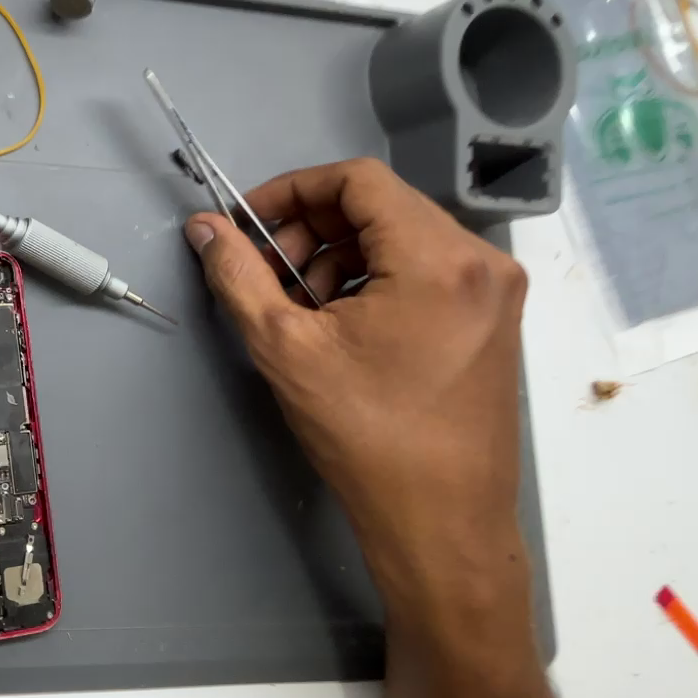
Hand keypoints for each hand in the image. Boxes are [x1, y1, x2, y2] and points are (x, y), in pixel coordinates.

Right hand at [184, 158, 529, 611]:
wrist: (440, 518)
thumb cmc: (362, 429)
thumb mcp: (282, 345)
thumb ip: (237, 274)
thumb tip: (204, 227)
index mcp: (437, 258)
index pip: (357, 179)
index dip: (289, 190)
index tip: (247, 225)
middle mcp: (480, 261)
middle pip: (377, 205)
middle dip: (308, 229)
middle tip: (268, 275)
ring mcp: (493, 291)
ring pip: (395, 237)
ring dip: (332, 256)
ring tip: (299, 308)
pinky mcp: (490, 319)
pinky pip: (418, 268)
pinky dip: (366, 278)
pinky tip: (336, 324)